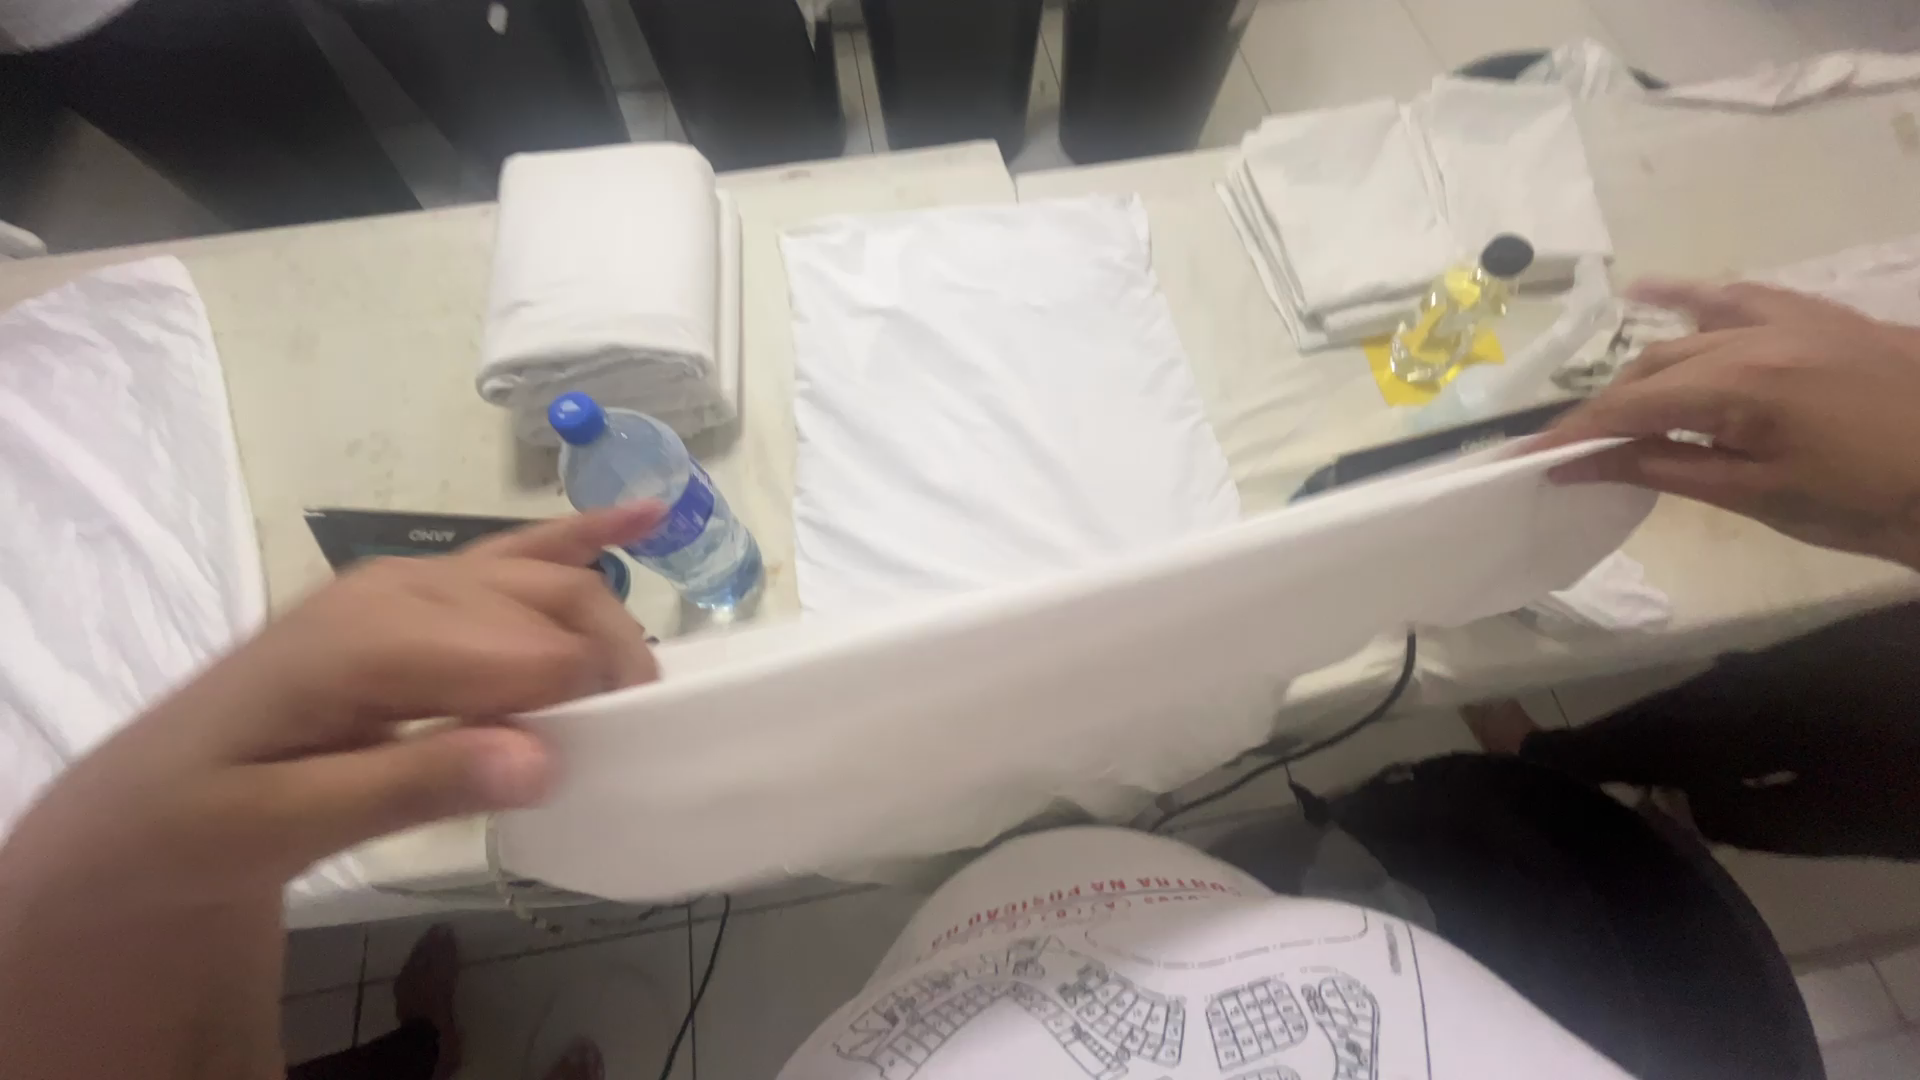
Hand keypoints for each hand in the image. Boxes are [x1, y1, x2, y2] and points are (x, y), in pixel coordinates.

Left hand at [0, 503, 665, 910]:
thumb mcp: (280, 827)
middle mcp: (406, 585)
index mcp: (371, 637)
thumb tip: (546, 760)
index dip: (591, 700)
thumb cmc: (205, 819)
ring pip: (556, 579)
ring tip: (630, 687)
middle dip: (615, 663)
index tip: (613, 753)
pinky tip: (648, 515)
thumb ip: (411, 786)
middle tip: (633, 731)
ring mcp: (419, 575)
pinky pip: (525, 546)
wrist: (149, 795)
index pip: (534, 654)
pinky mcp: (429, 581)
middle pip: (559, 603)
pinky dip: (590, 531)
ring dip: (609, 626)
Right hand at [1538, 279, 1919, 568]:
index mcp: (1742, 385)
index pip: (1626, 408)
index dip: (1570, 437)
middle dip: (1602, 413)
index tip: (1525, 460)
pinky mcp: (1828, 323)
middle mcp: (1761, 339)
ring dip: (1640, 374)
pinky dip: (1693, 296)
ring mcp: (1799, 324)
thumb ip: (1655, 467)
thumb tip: (1572, 466)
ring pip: (1686, 340)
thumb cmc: (1873, 502)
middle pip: (1649, 371)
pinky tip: (1648, 290)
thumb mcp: (1753, 494)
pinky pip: (1748, 298)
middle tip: (1574, 454)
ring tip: (1613, 410)